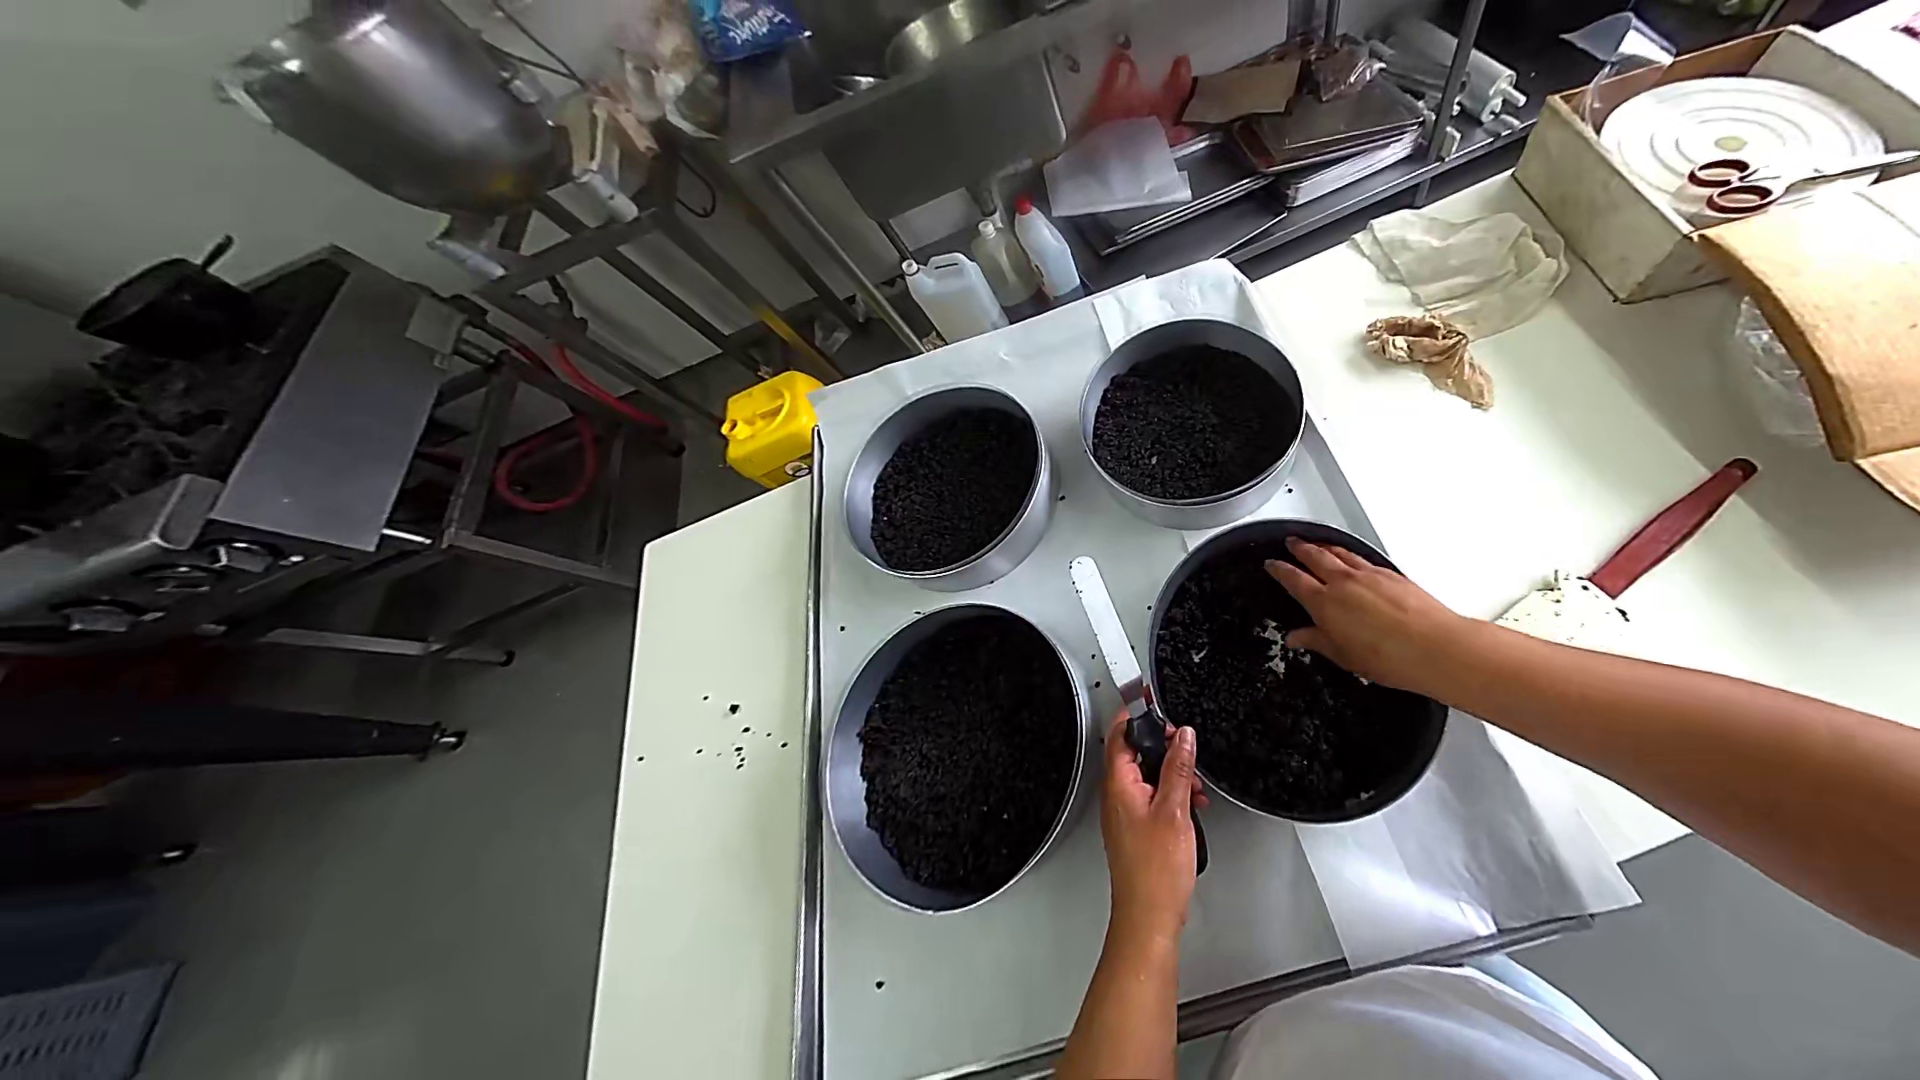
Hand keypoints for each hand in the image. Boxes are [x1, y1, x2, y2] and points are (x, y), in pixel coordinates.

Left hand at [1099, 713, 1205, 941]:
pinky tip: (1190, 803)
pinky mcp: (1135, 825)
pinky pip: (1150, 795)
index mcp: (1118, 784)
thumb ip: (1179, 769)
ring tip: (1194, 783)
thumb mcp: (1175, 810)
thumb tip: (1183, 737)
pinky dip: (1170, 792)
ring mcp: (1124, 810)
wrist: (1149, 914)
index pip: (1120, 734)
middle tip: (1184, 744)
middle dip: (1161, 745)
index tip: (1150, 699)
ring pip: (1145, 775)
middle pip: (1134, 752)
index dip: (1136, 714)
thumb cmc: (1155, 872)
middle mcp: (1116, 794)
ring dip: (1170, 772)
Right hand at [1264, 537, 1474, 695]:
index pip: (1293, 578)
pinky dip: (1352, 554)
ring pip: (1340, 552)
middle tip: (1292, 542)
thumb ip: (1316, 641)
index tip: (1272, 564)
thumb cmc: (1392, 656)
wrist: (1437, 648)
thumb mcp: (1342, 655)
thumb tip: (1297, 638)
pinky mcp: (1393, 575)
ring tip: (1318, 543)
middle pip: (1315, 555)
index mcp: (1324, 602)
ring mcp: (1369, 576)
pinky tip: (1354, 558)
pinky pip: (1364, 558)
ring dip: (1325, 545)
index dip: (1279, 569)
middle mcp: (1344, 582)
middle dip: (1300, 547)